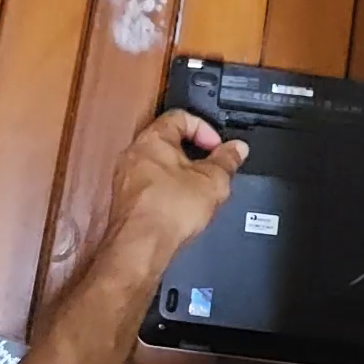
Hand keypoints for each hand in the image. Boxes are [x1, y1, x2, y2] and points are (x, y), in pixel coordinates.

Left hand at [102, 111, 248, 277]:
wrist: (141, 247)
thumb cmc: (166, 211)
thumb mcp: (212, 181)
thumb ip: (227, 160)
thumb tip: (237, 148)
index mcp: (153, 138)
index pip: (180, 117)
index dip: (205, 128)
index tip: (217, 146)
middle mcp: (134, 153)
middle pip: (168, 141)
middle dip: (194, 153)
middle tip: (211, 168)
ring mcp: (126, 177)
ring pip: (158, 165)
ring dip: (180, 174)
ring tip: (198, 190)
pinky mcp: (126, 200)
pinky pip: (150, 186)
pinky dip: (167, 191)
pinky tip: (181, 208)